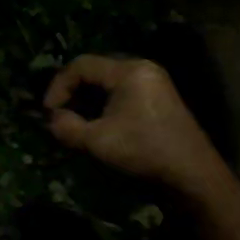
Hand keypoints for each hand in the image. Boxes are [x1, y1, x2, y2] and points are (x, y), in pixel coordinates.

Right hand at [44, 55, 227, 196]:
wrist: (191, 174)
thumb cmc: (144, 151)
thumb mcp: (97, 141)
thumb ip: (67, 127)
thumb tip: (53, 120)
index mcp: (129, 71)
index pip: (81, 65)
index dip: (58, 86)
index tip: (48, 112)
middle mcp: (142, 69)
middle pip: (95, 72)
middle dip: (72, 94)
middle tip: (58, 117)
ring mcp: (153, 83)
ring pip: (107, 85)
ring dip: (86, 103)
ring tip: (74, 125)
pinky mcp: (158, 100)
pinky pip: (121, 94)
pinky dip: (103, 107)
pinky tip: (96, 128)